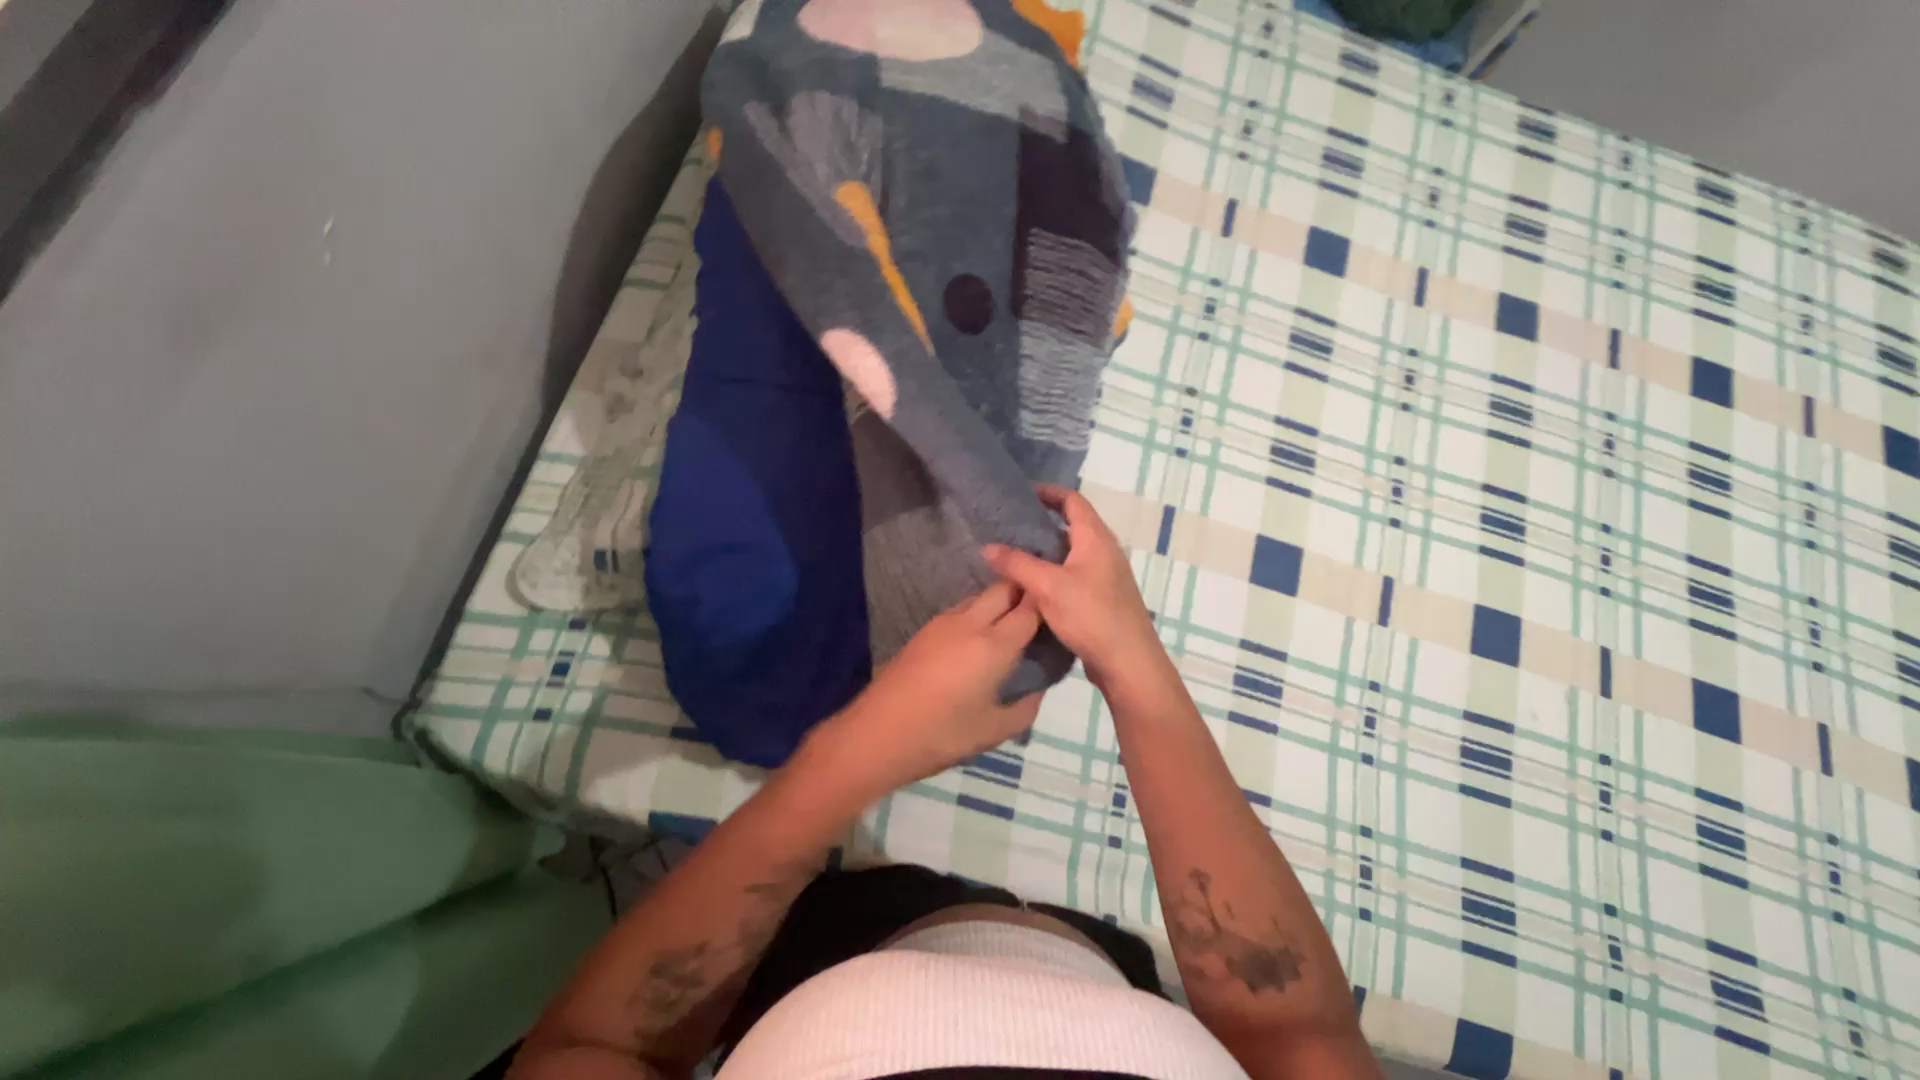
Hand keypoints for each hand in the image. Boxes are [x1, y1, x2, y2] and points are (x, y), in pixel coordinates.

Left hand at [802, 581, 1043, 796]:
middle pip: (1004, 590)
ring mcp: (943, 623)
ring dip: (999, 601)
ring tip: (1014, 620)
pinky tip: (981, 635)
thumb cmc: (941, 735)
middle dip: (1024, 592)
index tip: (1063, 610)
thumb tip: (1038, 689)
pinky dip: (978, 613)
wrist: (878, 732)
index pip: (1030, 610)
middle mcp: (970, 623)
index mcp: (993, 645)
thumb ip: (1025, 708)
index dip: (1048, 605)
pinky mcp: (925, 631)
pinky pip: (961, 610)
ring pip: (980, 597)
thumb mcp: (993, 731)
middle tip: (1041, 611)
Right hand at [982, 483, 1166, 691]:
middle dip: (1041, 523)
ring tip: (1012, 555)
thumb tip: (987, 546)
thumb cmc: (1092, 616)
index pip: (1072, 501)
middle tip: (1008, 526)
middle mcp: (1104, 551)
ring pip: (1071, 553)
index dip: (1048, 492)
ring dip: (1045, 552)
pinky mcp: (1102, 599)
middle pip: (1071, 525)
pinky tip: (1031, 587)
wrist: (1128, 662)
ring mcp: (1105, 576)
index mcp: (1095, 538)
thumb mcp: (1048, 587)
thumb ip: (1017, 564)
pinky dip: (1052, 573)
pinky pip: (1073, 575)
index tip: (1021, 493)